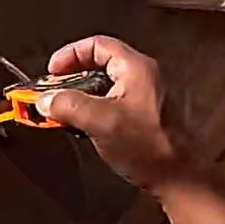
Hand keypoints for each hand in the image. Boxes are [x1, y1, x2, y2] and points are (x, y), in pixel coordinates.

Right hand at [36, 36, 198, 193]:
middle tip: (52, 92)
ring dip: (77, 96)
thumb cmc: (149, 147)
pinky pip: (108, 104)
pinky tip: (79, 126)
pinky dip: (89, 111)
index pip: (98, 45)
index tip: (51, 71)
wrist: (179, 179)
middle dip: (70, 78)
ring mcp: (142, 98)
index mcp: (136, 69)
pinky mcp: (141, 117)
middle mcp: (141, 78)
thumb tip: (45, 100)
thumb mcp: (102, 122)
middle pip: (98, 65)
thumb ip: (69, 106)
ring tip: (60, 111)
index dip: (70, 54)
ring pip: (101, 87)